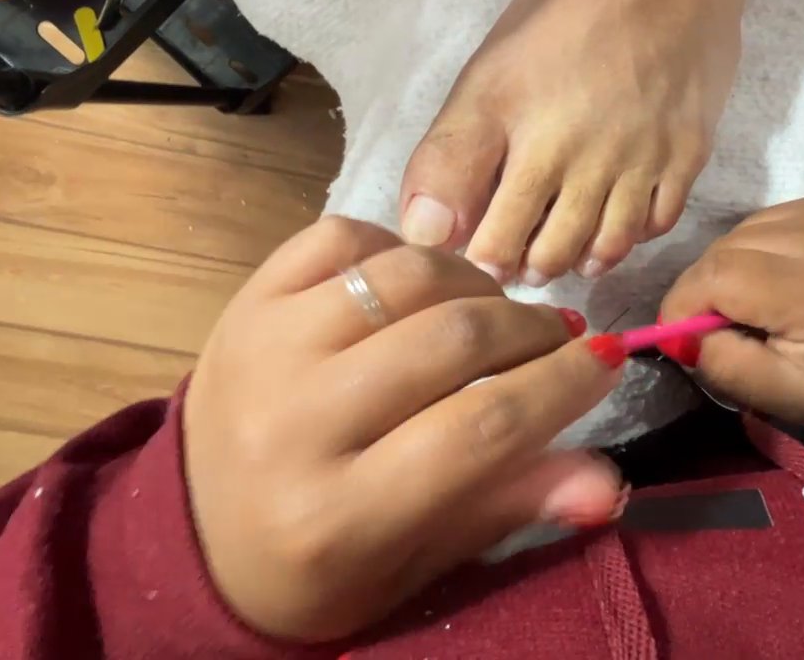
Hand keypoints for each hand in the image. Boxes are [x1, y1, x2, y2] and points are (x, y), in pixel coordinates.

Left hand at [183, 217, 626, 641]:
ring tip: (492, 310)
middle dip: (529, 330)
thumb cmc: (320, 566)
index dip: (561, 386)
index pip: (480, 430)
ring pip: (406, 275)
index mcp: (333, 516)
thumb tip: (610, 483)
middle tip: (556, 335)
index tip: (608, 359)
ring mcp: (260, 349)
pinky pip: (342, 236)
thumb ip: (512, 507)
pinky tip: (418, 284)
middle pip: (451, 339)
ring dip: (473, 283)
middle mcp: (289, 424)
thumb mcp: (419, 560)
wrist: (193, 536)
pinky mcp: (245, 302)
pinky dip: (397, 246)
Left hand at [397, 0, 757, 286]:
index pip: (496, 246)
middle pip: (554, 253)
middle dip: (526, 266)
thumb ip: (453, 154)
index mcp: (532, 151)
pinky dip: (633, 234)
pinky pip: (660, 220)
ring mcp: (646, 166)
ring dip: (579, 258)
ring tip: (564, 256)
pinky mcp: (691, 152)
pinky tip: (619, 226)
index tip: (474, 253)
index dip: (479, 260)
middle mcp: (592, 172)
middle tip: (516, 261)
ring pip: (608, 246)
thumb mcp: (489, 68)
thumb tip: (427, 234)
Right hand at [656, 194, 803, 428]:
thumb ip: (726, 366)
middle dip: (703, 290)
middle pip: (723, 250)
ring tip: (751, 304)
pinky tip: (774, 276)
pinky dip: (753, 249)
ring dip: (727, 268)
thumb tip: (674, 334)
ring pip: (739, 232)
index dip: (684, 304)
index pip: (720, 277)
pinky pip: (763, 220)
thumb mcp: (792, 398)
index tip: (679, 336)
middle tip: (715, 328)